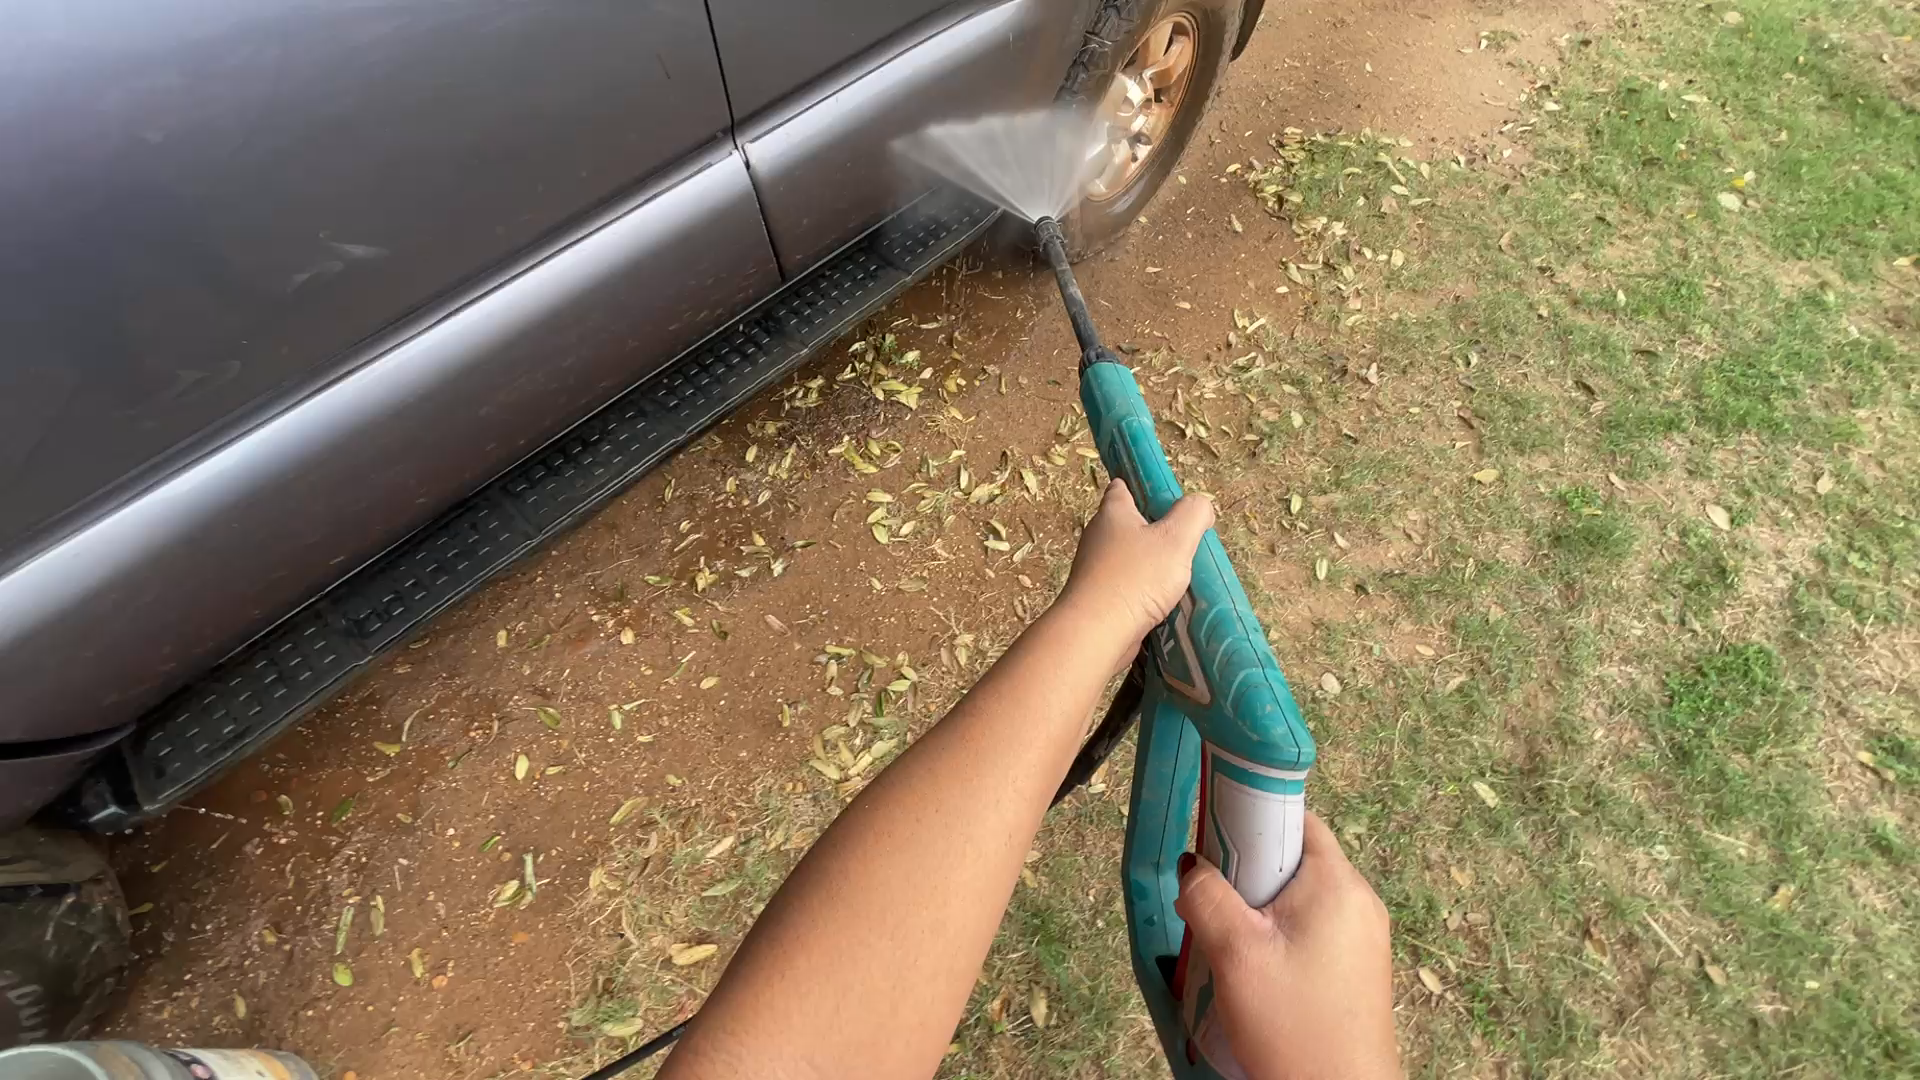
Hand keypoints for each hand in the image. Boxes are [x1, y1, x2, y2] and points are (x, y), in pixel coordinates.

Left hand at [1058, 479, 1214, 646]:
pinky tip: (1161, 599)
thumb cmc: (1136, 577)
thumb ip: (1193, 514)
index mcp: (1113, 514)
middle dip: (1151, 528)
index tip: (1162, 496)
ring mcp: (1094, 568)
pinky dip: (1141, 587)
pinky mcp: (1097, 596)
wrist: (1097, 630)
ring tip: (1177, 572)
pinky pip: (1124, 584)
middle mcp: (1098, 537)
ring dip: (1147, 561)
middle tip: (1182, 539)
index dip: (1141, 487)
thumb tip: (1200, 505)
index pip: (1121, 489)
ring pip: (1125, 556)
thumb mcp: (1176, 538)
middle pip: (1125, 523)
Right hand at [1175, 813, 1400, 1079]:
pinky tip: (1251, 962)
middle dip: (1245, 868)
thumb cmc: (1292, 1023)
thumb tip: (1191, 865)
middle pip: (1292, 856)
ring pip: (1296, 893)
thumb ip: (1204, 893)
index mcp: (1339, 884)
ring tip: (1226, 935)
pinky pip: (1308, 924)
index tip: (1211, 839)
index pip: (1295, 817)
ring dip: (1255, 903)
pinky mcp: (1356, 967)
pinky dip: (1275, 929)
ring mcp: (1362, 937)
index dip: (1250, 818)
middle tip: (1211, 896)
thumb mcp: (1234, 951)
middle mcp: (1359, 901)